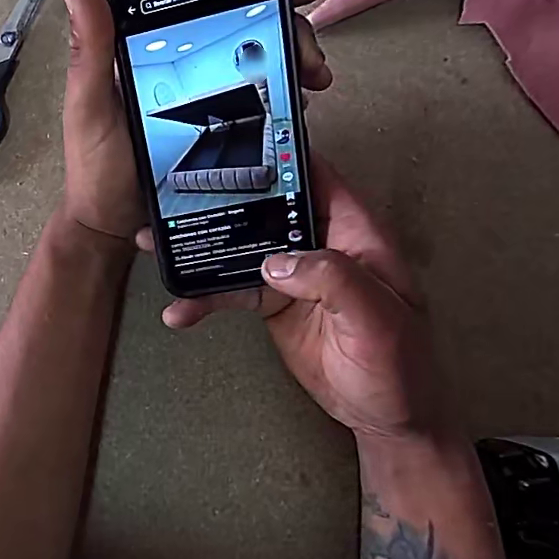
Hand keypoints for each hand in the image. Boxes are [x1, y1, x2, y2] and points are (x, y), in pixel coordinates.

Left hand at [56, 0, 333, 244]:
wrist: (115, 225)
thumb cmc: (97, 171)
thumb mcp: (90, 107)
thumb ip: (91, 50)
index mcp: (150, 53)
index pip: (205, 4)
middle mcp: (180, 69)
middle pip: (244, 30)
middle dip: (288, 30)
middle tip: (308, 54)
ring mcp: (202, 98)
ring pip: (257, 62)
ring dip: (292, 59)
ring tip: (311, 75)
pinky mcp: (216, 127)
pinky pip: (256, 100)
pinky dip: (281, 93)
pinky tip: (296, 99)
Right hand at [144, 158, 442, 441]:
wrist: (386, 417)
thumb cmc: (401, 365)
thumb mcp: (377, 319)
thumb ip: (333, 281)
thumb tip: (276, 261)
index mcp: (355, 233)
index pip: (316, 177)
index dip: (282, 154)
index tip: (240, 141)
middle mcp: (320, 246)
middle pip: (267, 208)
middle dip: (224, 200)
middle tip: (176, 194)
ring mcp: (295, 274)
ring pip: (242, 248)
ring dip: (202, 248)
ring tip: (157, 245)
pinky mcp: (274, 302)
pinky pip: (233, 291)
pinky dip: (205, 298)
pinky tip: (181, 309)